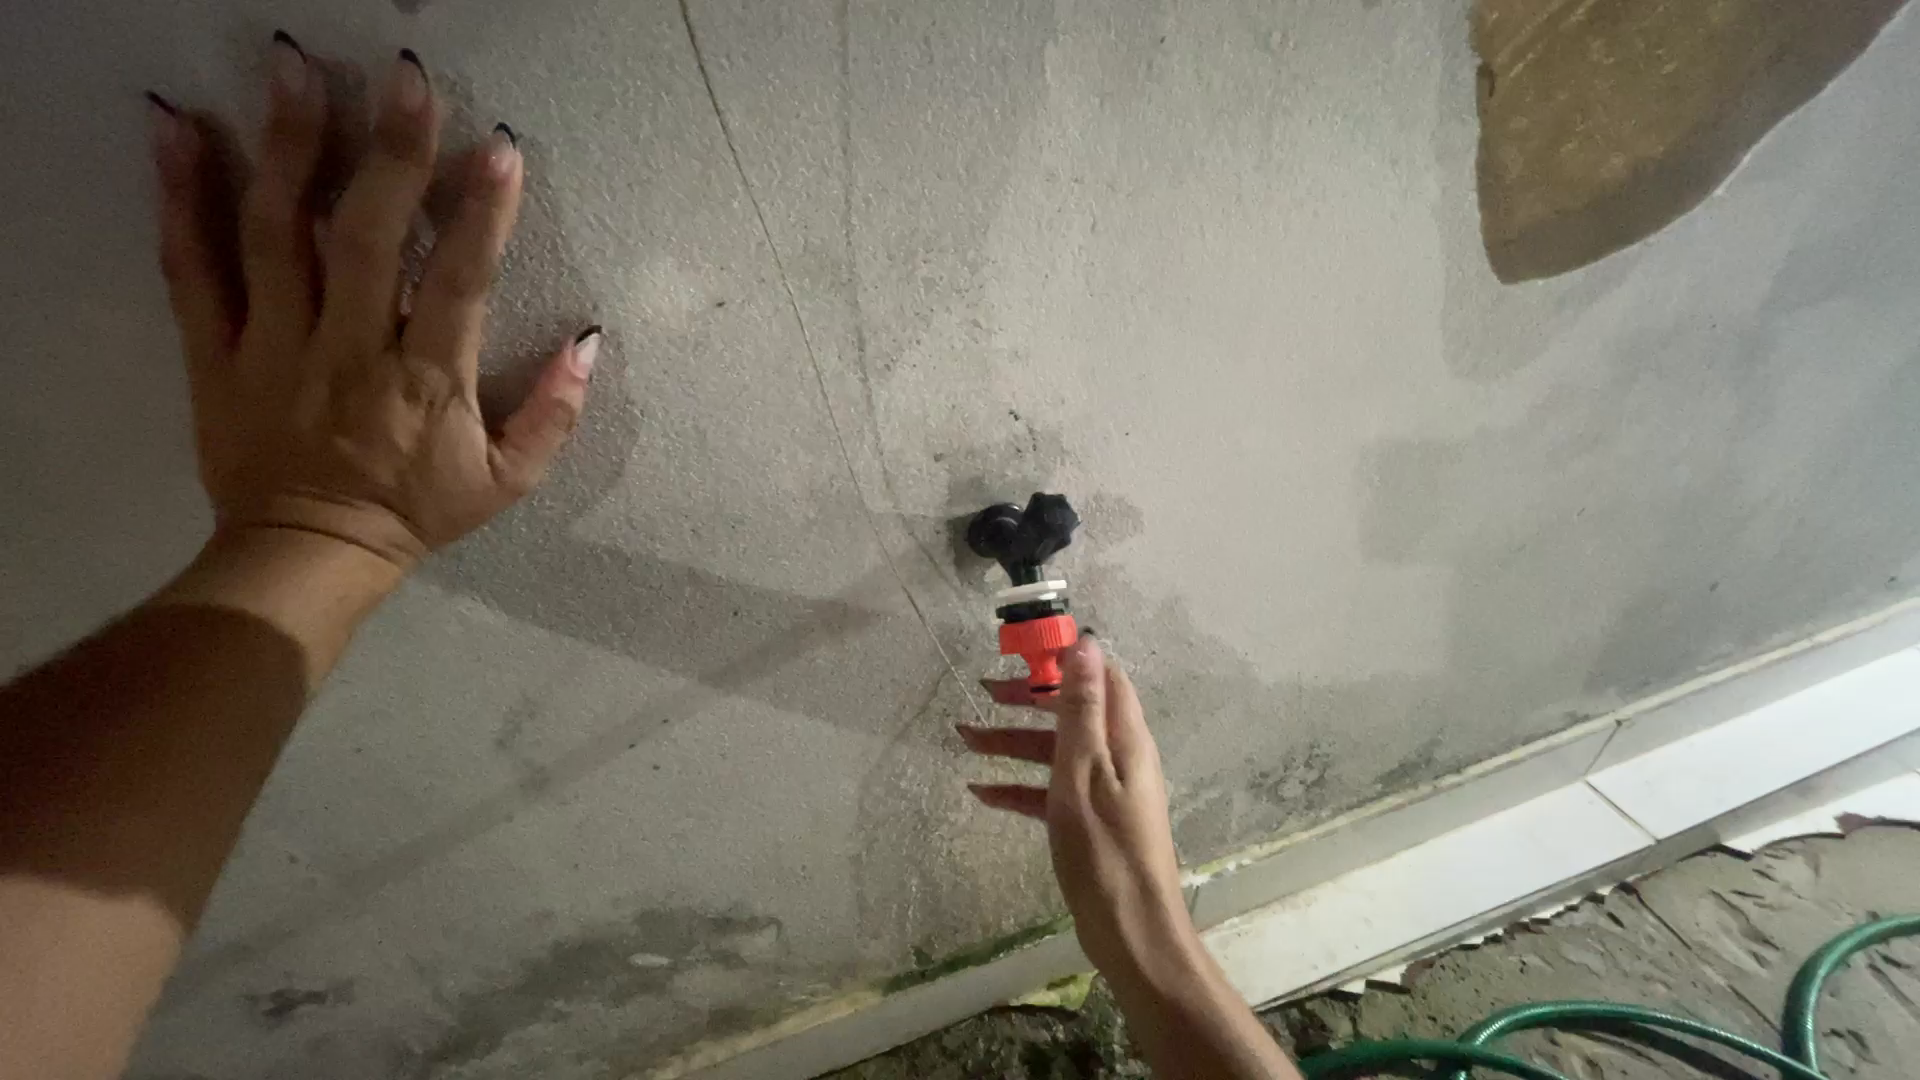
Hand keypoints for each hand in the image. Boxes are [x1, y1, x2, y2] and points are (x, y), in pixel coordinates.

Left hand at [148, 36, 596, 571]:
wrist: (313, 548)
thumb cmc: (424, 508)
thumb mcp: (512, 479)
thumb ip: (555, 413)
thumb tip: (587, 341)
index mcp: (428, 381)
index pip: (459, 282)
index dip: (482, 214)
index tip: (498, 150)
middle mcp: (351, 349)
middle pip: (367, 237)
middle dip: (391, 154)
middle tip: (405, 80)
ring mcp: (274, 343)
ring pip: (277, 233)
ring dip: (288, 146)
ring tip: (294, 68)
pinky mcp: (214, 348)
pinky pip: (190, 265)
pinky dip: (180, 193)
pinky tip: (177, 124)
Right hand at [960, 635, 1196, 978]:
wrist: (1130, 933)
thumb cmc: (1104, 849)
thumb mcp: (1084, 770)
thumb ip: (1081, 708)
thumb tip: (1085, 642)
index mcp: (1124, 737)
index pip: (1100, 677)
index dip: (1064, 662)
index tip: (1022, 659)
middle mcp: (1119, 755)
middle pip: (1072, 711)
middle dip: (1028, 700)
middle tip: (985, 692)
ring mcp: (1105, 789)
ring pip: (1055, 751)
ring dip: (1013, 743)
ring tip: (965, 737)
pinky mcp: (1091, 819)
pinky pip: (1052, 789)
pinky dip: (1020, 786)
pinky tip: (982, 792)